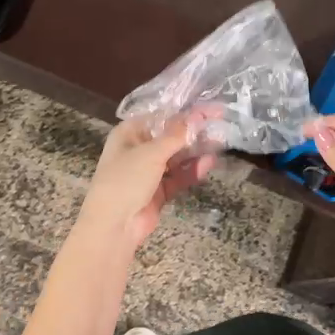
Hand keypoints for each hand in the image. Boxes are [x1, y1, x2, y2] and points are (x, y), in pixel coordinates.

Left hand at [76, 118, 215, 251]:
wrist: (113, 225)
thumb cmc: (126, 180)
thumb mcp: (151, 153)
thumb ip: (176, 134)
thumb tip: (197, 115)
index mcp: (129, 133)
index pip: (162, 117)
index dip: (186, 112)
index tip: (212, 109)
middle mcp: (138, 149)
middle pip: (170, 136)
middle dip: (194, 132)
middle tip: (221, 125)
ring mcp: (148, 171)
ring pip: (176, 157)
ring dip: (195, 151)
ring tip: (220, 142)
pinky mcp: (158, 191)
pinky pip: (178, 176)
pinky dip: (192, 170)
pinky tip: (209, 163)